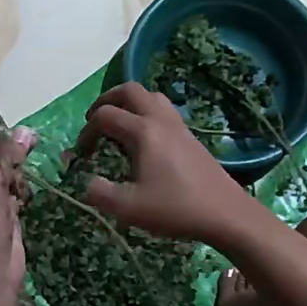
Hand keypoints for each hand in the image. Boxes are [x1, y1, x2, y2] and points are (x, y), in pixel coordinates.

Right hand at [76, 82, 260, 241]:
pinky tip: (143, 142)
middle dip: (106, 101)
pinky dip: (146, 115)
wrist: (225, 214)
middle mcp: (160, 121)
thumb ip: (99, 192)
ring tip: (118, 126)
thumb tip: (86, 183)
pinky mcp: (190, 138)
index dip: (86, 132)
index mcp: (143, 132)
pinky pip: (163, 111)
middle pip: (130, 91)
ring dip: (129, 104)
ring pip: (150, 96)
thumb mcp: (128, 207)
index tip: (81, 154)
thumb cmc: (175, 209)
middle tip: (94, 121)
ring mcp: (179, 127)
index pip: (105, 116)